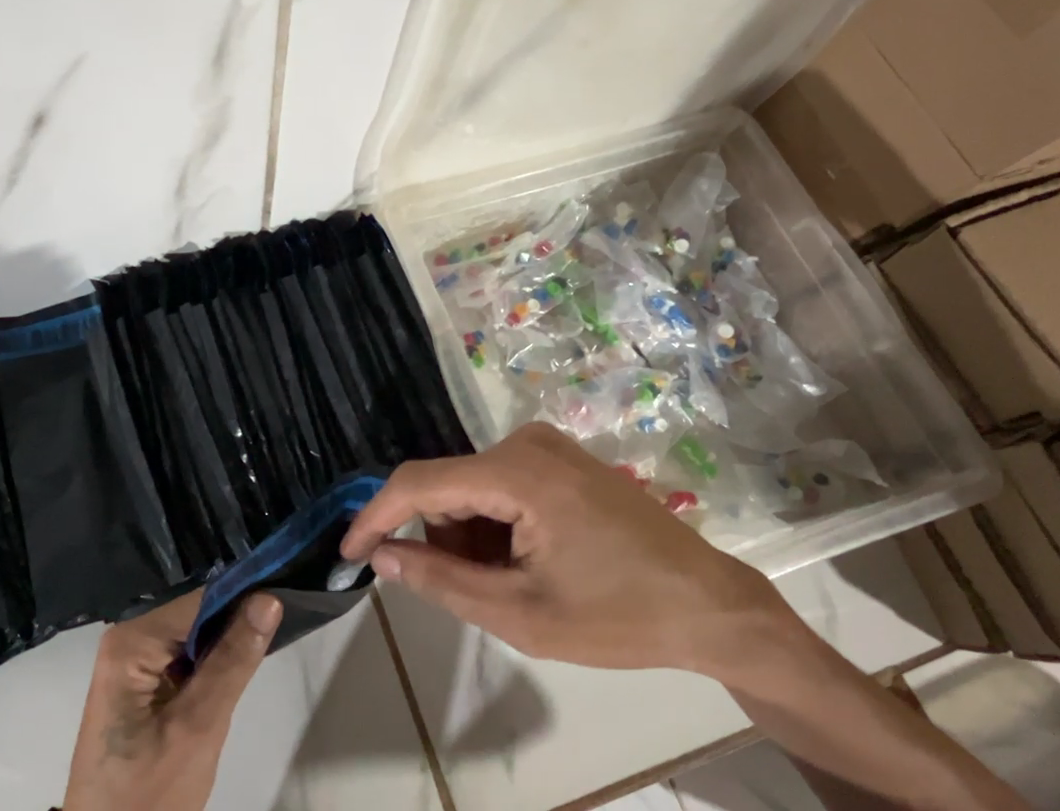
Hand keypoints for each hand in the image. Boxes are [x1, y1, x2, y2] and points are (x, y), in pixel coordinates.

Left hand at [64, 590, 282, 810]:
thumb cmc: (149, 794)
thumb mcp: (197, 728)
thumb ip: (232, 662)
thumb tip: (267, 600)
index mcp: (131, 642)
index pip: (201, 600)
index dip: (245, 597)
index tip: (289, 595)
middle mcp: (127, 640)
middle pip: (196, 615)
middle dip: (238, 622)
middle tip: (286, 625)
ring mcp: (132, 663)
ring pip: (194, 637)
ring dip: (228, 645)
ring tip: (270, 643)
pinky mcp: (141, 685)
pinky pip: (184, 658)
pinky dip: (212, 665)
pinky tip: (238, 670)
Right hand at [340, 422, 791, 677]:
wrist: (711, 607)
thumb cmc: (618, 616)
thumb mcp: (520, 613)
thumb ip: (441, 581)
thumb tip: (382, 554)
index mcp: (518, 473)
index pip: (419, 483)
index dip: (375, 517)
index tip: (348, 556)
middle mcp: (526, 443)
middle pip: (446, 487)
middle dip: (438, 540)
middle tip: (466, 594)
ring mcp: (548, 448)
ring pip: (470, 489)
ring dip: (468, 538)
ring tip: (509, 585)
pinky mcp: (561, 461)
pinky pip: (499, 486)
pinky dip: (493, 527)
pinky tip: (525, 564)